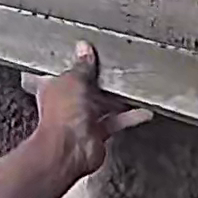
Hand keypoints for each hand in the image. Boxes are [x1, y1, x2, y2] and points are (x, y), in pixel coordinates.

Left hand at [22, 41, 152, 177]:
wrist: (69, 149)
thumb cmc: (61, 116)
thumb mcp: (72, 80)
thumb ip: (82, 65)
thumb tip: (84, 48)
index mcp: (53, 88)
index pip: (61, 73)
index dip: (72, 65)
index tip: (86, 56)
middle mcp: (66, 104)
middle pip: (85, 89)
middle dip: (100, 82)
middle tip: (117, 70)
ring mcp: (81, 119)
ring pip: (102, 105)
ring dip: (117, 99)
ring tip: (133, 87)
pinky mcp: (96, 132)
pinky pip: (116, 121)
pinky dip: (130, 117)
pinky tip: (144, 111)